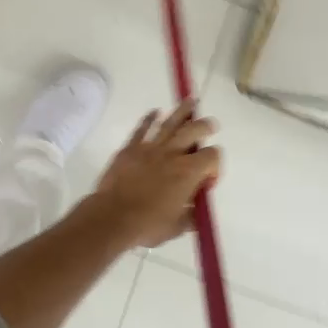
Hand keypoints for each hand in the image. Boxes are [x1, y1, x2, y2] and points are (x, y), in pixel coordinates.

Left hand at [84, 102, 218, 248]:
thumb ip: (191, 215)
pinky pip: (142, 128)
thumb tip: (197, 211)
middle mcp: (172, 154)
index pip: (212, 156)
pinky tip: (154, 112)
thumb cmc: (148, 224)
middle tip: (210, 126)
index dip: (215, 166)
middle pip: (194, 130)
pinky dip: (149, 118)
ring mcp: (150, 148)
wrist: (112, 217)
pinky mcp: (130, 148)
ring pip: (170, 122)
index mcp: (188, 172)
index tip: (208, 180)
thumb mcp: (178, 226)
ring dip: (182, 110)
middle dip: (205, 126)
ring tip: (191, 101)